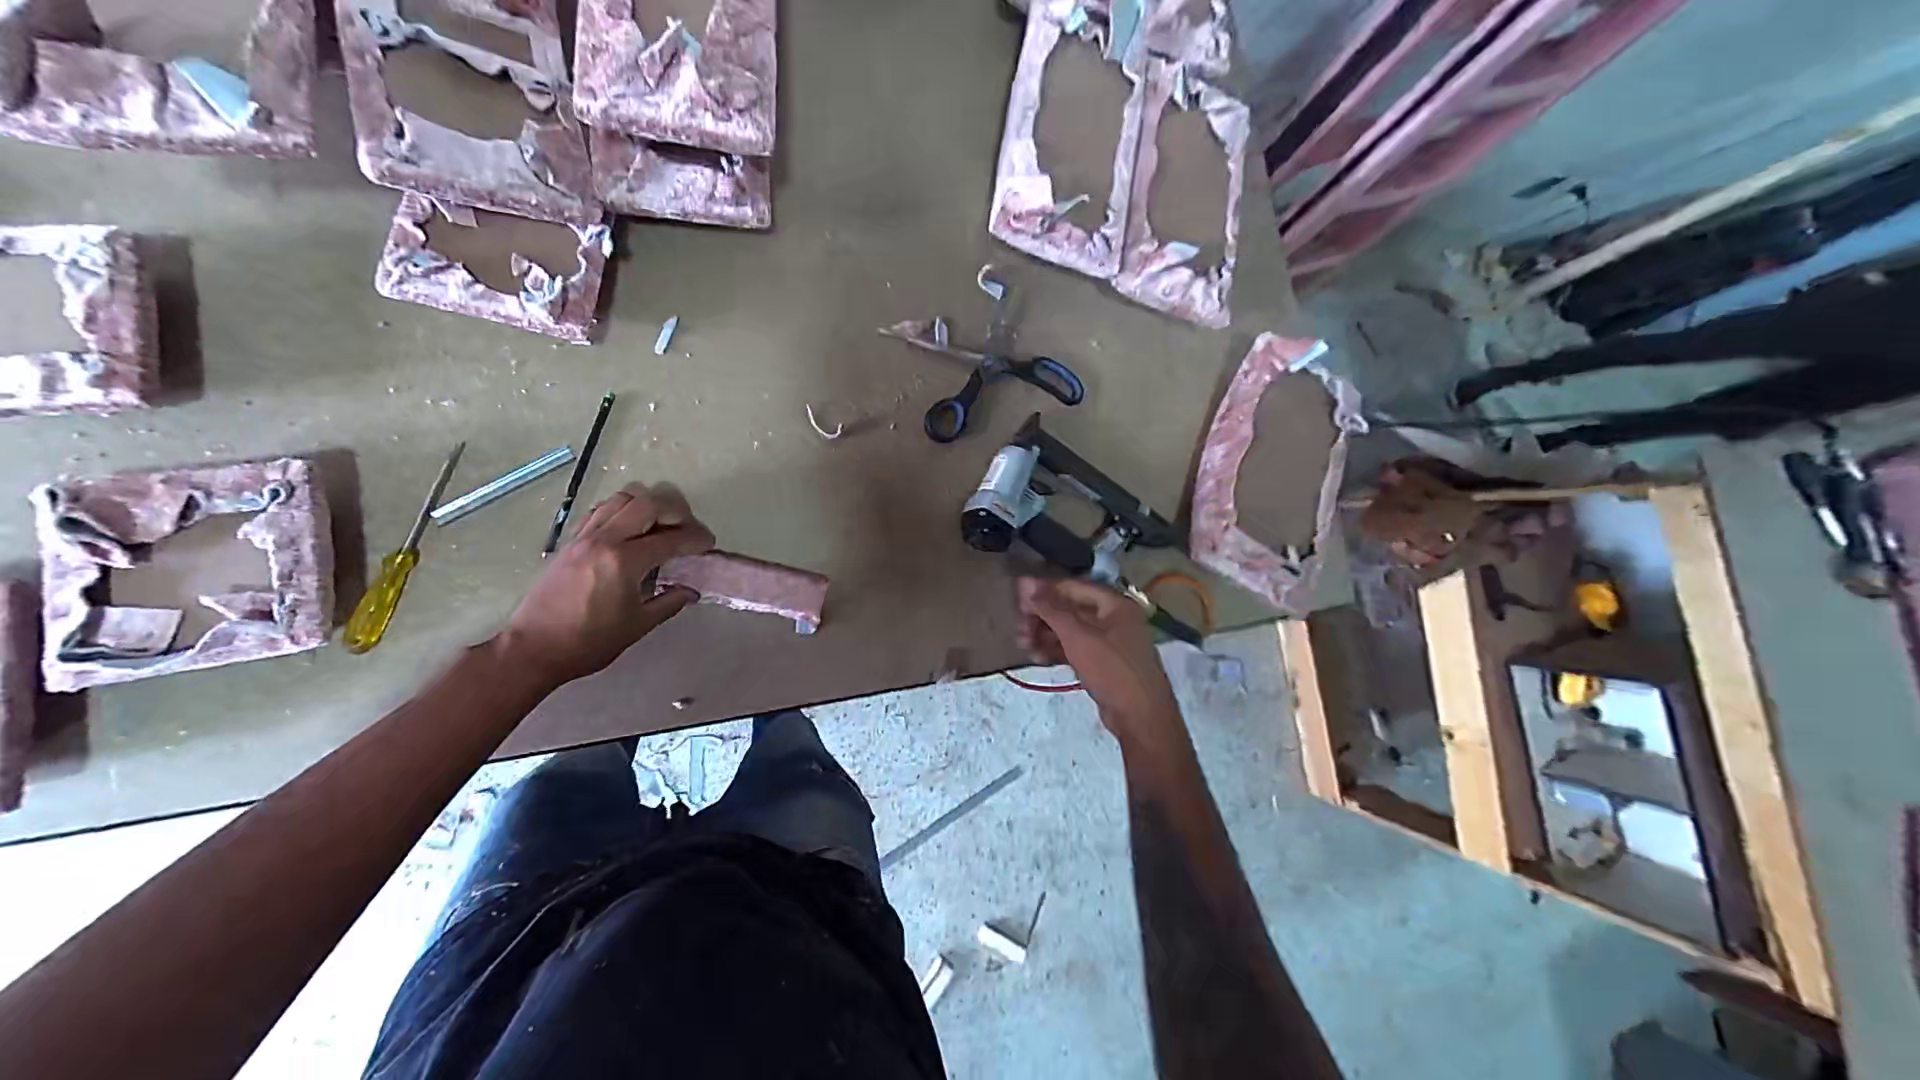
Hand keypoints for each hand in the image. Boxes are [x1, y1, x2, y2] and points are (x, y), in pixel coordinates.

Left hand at [498, 483, 714, 686]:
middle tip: (687, 529)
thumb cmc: (589, 642)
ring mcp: (583, 537)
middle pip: (647, 503)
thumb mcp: (638, 625)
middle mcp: (604, 540)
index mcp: (623, 561)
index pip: (671, 539)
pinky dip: (622, 512)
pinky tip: (630, 531)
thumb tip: (690, 591)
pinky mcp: (570, 541)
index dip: (695, 539)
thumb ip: (669, 602)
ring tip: (660, 525)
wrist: (533, 648)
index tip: (708, 544)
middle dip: (675, 511)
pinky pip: (601, 511)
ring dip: (647, 506)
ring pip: (622, 499)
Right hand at [1016, 577, 1181, 743]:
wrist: (1140, 717)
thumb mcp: (1077, 636)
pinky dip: (1057, 651)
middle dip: (1042, 618)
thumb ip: (1050, 608)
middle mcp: (1114, 619)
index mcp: (1114, 604)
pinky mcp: (1103, 664)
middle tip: (1020, 630)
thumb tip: (1024, 582)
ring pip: (1071, 631)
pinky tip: (1038, 657)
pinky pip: (1075, 649)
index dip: (1044, 592)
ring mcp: (1109, 643)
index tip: (1019, 603)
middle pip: (1070, 610)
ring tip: (1025, 646)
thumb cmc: (1111, 670)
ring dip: (1046, 636)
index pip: (1072, 587)